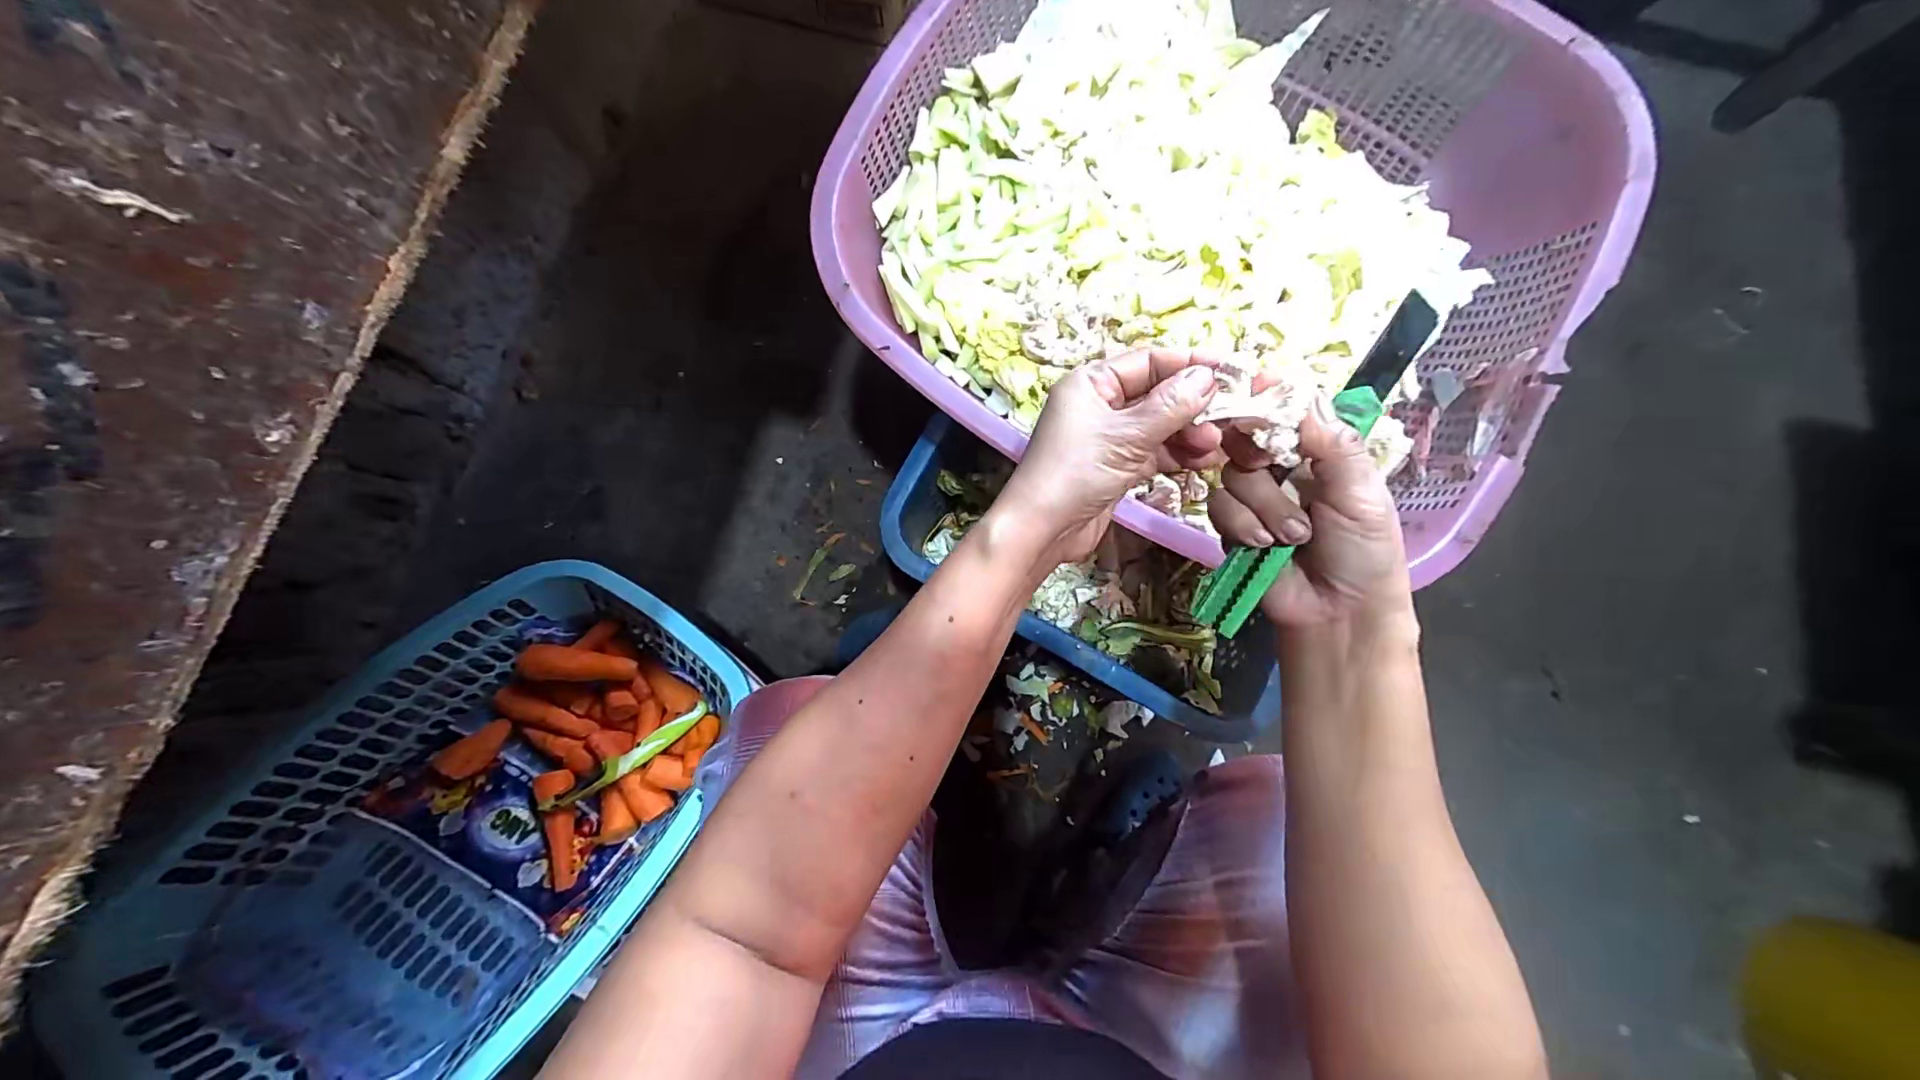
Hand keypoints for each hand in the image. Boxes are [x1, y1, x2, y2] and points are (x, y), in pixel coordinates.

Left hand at [993, 349, 1223, 566]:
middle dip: (1195, 405)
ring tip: (1214, 445)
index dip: (1192, 365)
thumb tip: (1208, 377)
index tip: (1233, 373)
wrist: (1043, 531)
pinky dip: (1179, 454)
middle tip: (1231, 415)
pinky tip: (1205, 460)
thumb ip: (1170, 406)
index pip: (1150, 362)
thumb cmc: (1075, 473)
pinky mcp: (1117, 467)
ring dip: (1190, 433)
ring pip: (1161, 425)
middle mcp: (1100, 405)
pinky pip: (1156, 452)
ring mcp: (1109, 437)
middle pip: (1159, 393)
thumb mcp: (1126, 436)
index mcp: (1092, 383)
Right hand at [1209, 394, 1414, 630]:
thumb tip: (1306, 396)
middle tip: (1272, 468)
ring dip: (1262, 507)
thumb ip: (1335, 446)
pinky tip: (1264, 545)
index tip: (1256, 394)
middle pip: (1246, 440)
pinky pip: (1217, 508)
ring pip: (1231, 476)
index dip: (1266, 402)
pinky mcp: (1230, 526)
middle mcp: (1280, 469)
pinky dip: (1240, 525)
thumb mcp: (1363, 494)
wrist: (1338, 612)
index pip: (1284, 414)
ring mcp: (1253, 499)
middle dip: (1260, 461)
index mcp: (1317, 453)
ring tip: (1292, 536)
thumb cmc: (1364, 550)